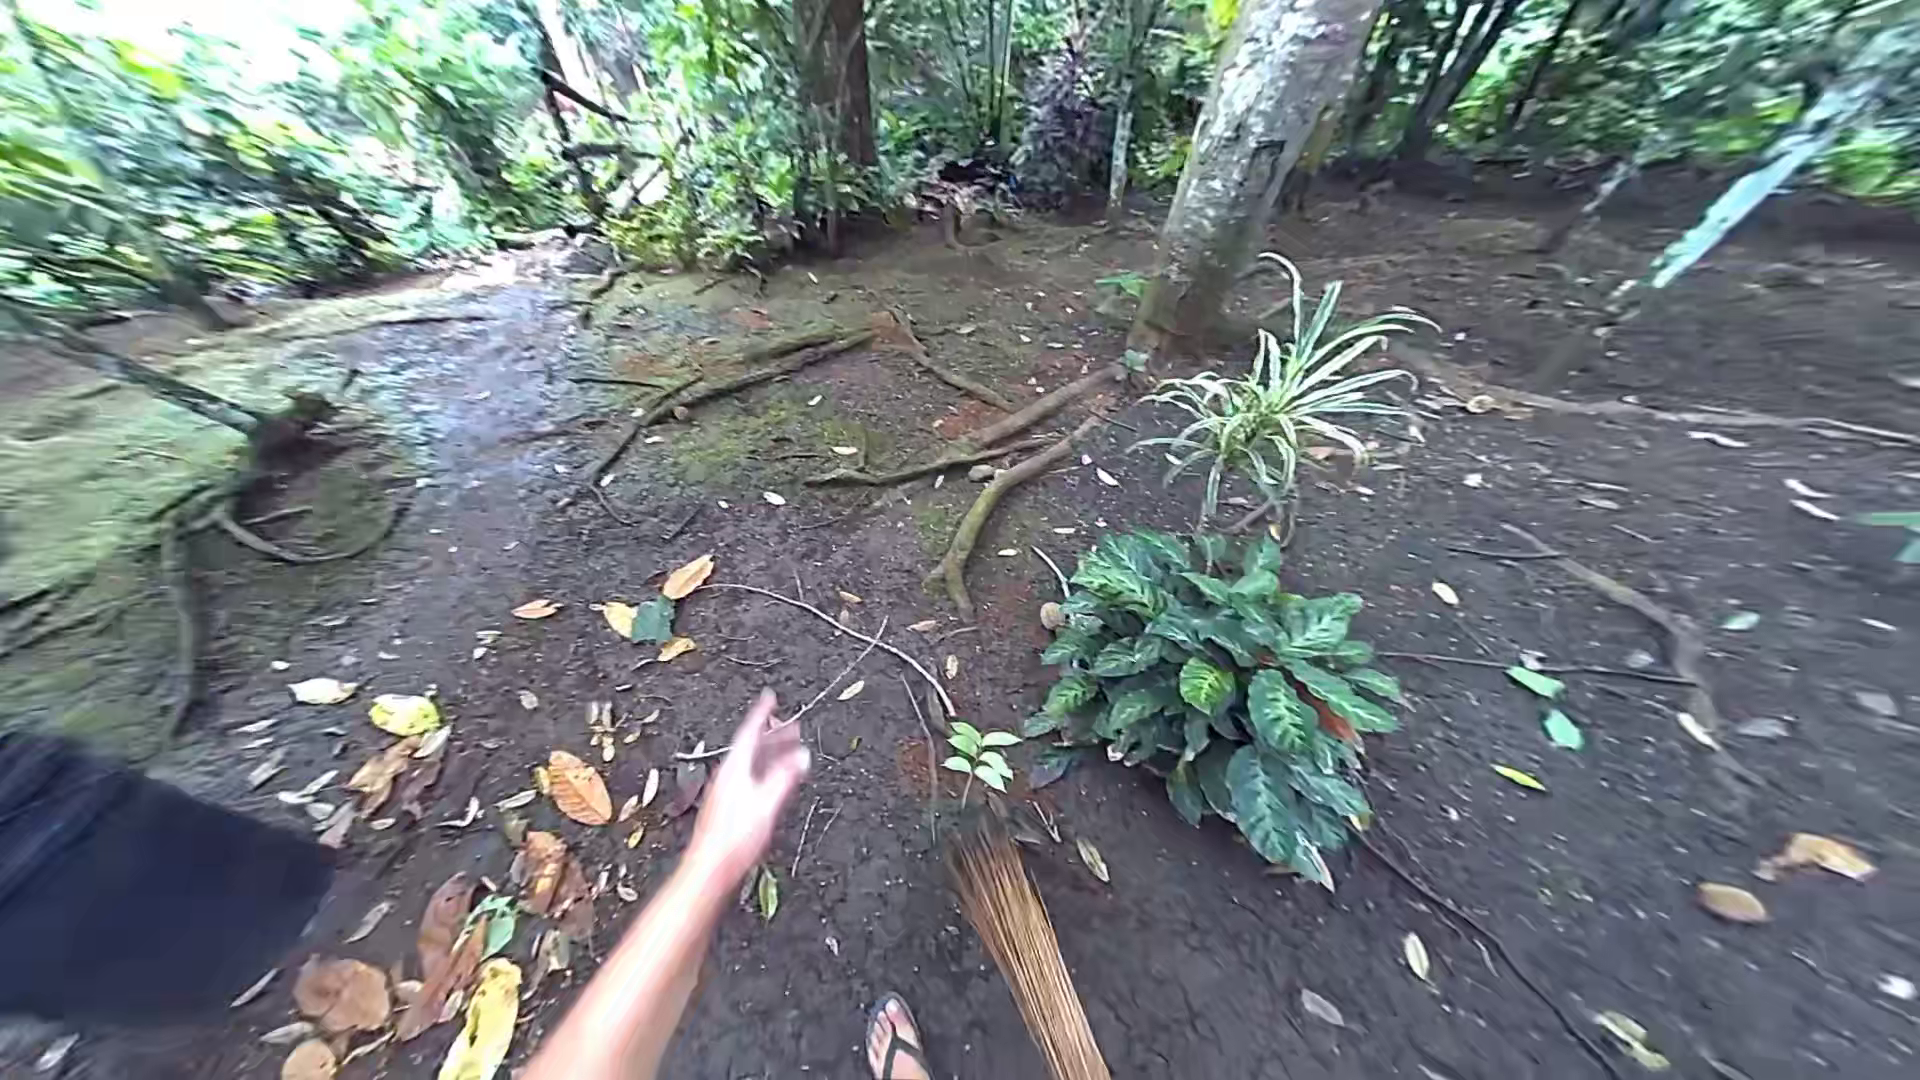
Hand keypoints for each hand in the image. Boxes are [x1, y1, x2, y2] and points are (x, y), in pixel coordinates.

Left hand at [686, 689, 810, 886]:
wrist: (709, 871)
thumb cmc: (733, 839)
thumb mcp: (766, 803)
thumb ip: (784, 777)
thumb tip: (801, 756)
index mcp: (735, 768)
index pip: (750, 732)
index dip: (762, 714)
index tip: (771, 697)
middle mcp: (730, 775)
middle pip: (753, 746)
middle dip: (774, 733)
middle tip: (793, 724)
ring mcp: (729, 790)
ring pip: (754, 761)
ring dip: (773, 751)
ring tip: (792, 746)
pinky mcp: (731, 805)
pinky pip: (753, 775)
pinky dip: (769, 768)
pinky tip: (778, 776)